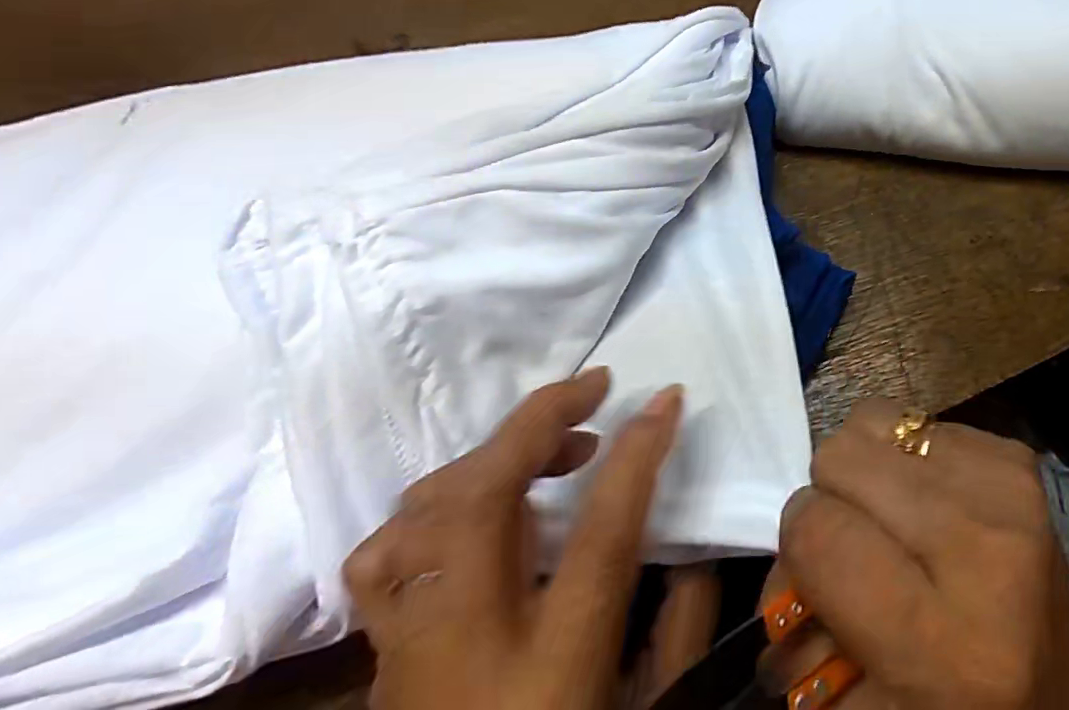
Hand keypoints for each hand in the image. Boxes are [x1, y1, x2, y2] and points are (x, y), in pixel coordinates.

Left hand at [342, 370, 714, 709]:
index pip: (601, 531)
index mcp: (555, 663)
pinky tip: (481, 503)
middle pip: (478, 502)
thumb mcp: (650, 704)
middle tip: (593, 390)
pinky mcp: (378, 658)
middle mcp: (467, 645)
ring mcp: (406, 651)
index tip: (665, 398)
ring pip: (417, 517)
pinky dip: (436, 503)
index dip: (637, 453)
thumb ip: (681, 621)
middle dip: (536, 424)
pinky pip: (384, 555)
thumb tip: (690, 541)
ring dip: (489, 456)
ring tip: (549, 446)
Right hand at [763, 400, 1068, 709]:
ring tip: (892, 512)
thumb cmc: (955, 701)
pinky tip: (931, 498)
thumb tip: (783, 556)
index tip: (811, 556)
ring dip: (870, 464)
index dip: (799, 538)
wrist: (1062, 669)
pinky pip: (920, 420)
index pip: (825, 536)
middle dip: (830, 491)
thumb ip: (798, 630)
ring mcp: (1008, 491)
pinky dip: (909, 453)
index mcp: (942, 644)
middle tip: (853, 531)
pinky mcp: (1018, 456)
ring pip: (878, 421)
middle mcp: (983, 551)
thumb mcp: (862, 702)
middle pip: (846, 456)